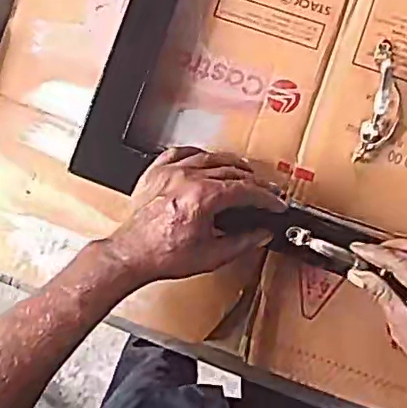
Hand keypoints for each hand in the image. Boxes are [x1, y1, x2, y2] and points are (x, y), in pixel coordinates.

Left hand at [100, 147, 283, 285]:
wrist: (131, 255)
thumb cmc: (163, 255)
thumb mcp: (212, 255)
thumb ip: (243, 242)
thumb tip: (262, 234)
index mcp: (202, 197)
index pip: (245, 190)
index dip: (266, 197)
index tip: (276, 203)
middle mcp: (187, 178)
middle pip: (231, 171)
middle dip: (254, 182)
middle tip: (266, 191)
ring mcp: (171, 172)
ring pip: (210, 157)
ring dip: (231, 163)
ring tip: (244, 171)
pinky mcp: (156, 172)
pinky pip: (181, 152)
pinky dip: (198, 154)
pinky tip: (205, 158)